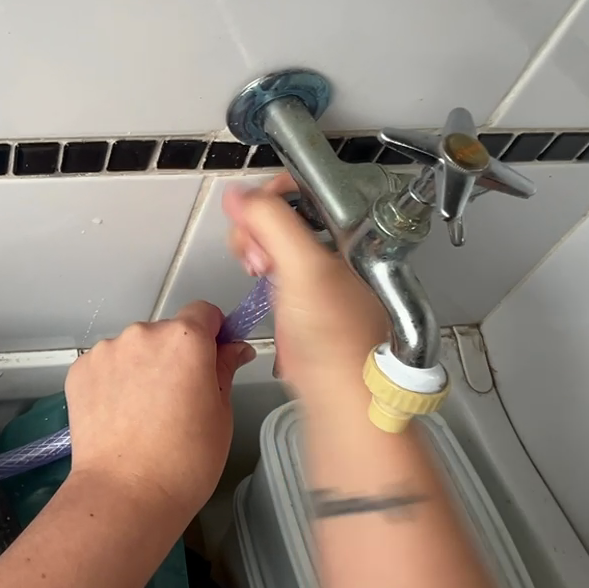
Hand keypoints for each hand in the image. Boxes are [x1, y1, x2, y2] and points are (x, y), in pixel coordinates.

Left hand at [64, 303, 254, 529]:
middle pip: (165, 332)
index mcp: (184, 339)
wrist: (125, 493)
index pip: (204, 312)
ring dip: (141, 367)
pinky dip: (113, 381)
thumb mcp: (221, 415)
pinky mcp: (79, 369)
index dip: (212, 332)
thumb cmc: (185, 461)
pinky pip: (105, 366)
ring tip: (143, 413)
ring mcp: (106, 350)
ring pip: (133, 349)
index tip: (213, 357)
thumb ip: (224, 370)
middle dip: (174, 355)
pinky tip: (118, 416)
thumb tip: (233, 348)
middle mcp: (142, 333)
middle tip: (178, 398)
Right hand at [223, 174, 388, 397]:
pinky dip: (259, 269)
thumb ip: (272, 223)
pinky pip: (273, 265)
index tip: (251, 218)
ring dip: (254, 248)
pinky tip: (259, 283)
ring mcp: (319, 273)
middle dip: (256, 228)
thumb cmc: (339, 343)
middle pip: (282, 212)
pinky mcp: (303, 297)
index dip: (270, 198)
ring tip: (257, 270)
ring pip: (273, 238)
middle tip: (257, 253)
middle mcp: (335, 249)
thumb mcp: (304, 269)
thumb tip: (240, 194)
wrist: (340, 398)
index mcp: (348, 234)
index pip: (303, 189)